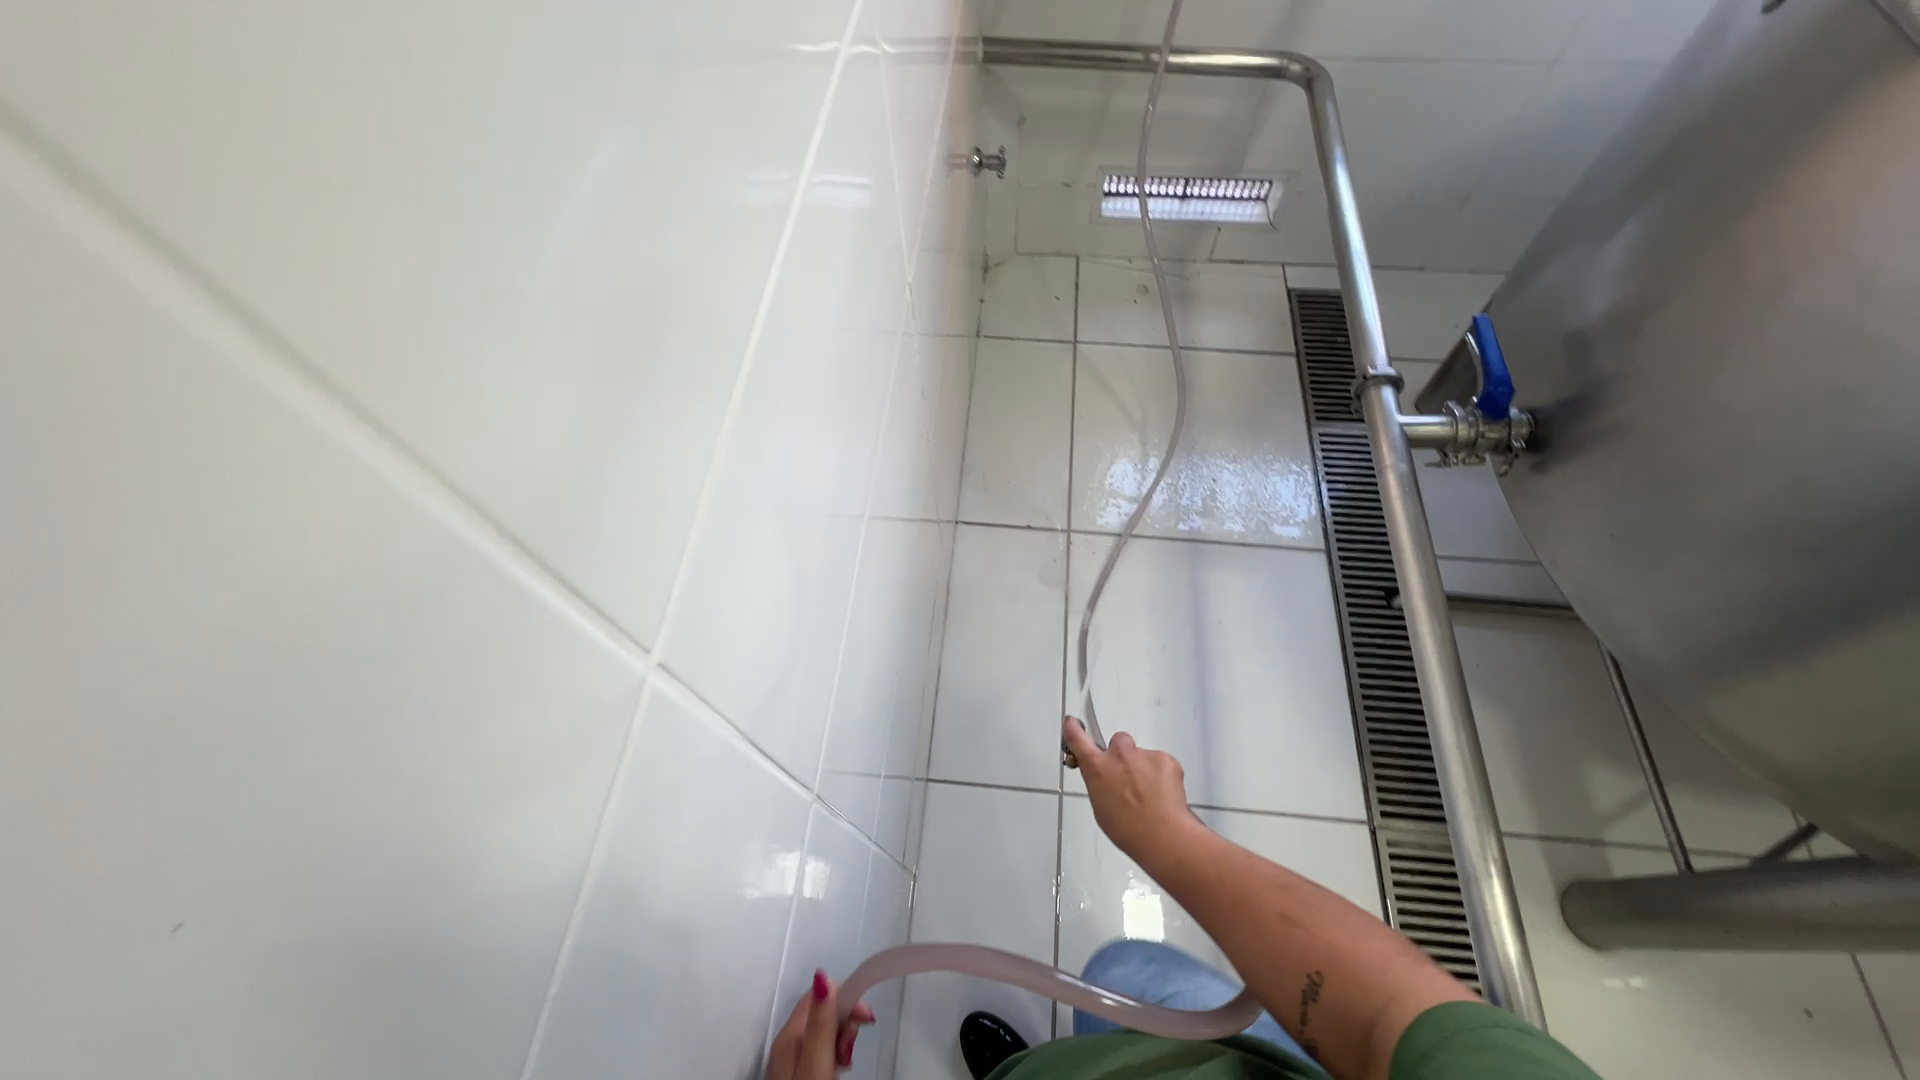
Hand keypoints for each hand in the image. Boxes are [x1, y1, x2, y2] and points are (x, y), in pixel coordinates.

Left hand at [768, 970, 874, 1079]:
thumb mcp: (816, 1064)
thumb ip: (821, 1024)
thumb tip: (821, 974)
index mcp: (789, 1033)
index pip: (820, 991)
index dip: (848, 997)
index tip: (867, 1018)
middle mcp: (787, 1040)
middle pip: (822, 1009)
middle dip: (845, 1020)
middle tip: (852, 1046)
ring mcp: (790, 1056)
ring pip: (823, 1029)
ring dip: (841, 1037)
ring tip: (845, 1061)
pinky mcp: (796, 1071)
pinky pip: (819, 1047)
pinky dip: (834, 1051)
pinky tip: (838, 1066)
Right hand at [1063, 716, 1203, 864]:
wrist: (1161, 834)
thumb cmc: (1125, 829)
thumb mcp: (1101, 807)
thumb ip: (1101, 784)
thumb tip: (1108, 781)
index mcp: (1097, 768)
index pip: (1078, 740)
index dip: (1074, 729)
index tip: (1072, 722)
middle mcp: (1118, 755)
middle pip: (1119, 741)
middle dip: (1123, 755)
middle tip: (1130, 777)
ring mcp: (1143, 754)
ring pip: (1143, 755)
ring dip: (1145, 769)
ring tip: (1152, 795)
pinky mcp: (1165, 758)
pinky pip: (1162, 763)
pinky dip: (1163, 776)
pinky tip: (1166, 795)